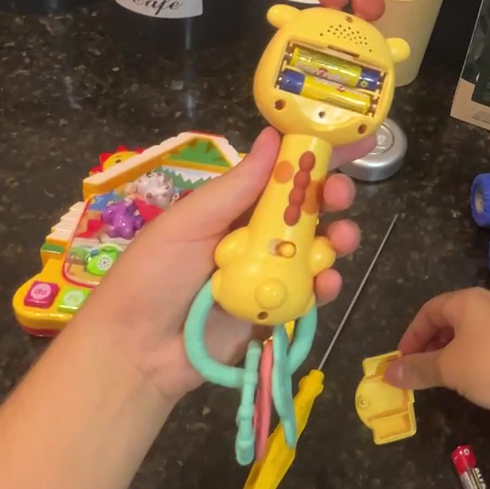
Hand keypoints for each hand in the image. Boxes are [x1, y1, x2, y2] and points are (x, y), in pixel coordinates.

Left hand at [78, 128, 367, 400]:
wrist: (135, 352)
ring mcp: (273, 270)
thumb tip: (274, 136)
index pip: (284, 172)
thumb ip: (235, 186)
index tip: (354, 139)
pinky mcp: (280, 306)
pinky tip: (325, 282)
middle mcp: (261, 233)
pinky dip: (326, 283)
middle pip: (311, 206)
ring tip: (343, 240)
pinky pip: (313, 289)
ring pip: (320, 245)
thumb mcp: (188, 223)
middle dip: (334, 194)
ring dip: (340, 237)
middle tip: (341, 194)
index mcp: (237, 205)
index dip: (318, 154)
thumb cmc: (152, 276)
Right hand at [384, 288, 489, 414]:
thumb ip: (418, 369)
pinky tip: (475, 381)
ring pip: (468, 333)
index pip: (429, 310)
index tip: (402, 361)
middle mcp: (487, 304)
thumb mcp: (449, 369)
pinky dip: (472, 358)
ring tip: (444, 378)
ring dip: (450, 353)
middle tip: (419, 371)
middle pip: (449, 319)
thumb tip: (389, 373)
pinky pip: (487, 344)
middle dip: (430, 345)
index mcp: (466, 301)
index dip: (411, 335)